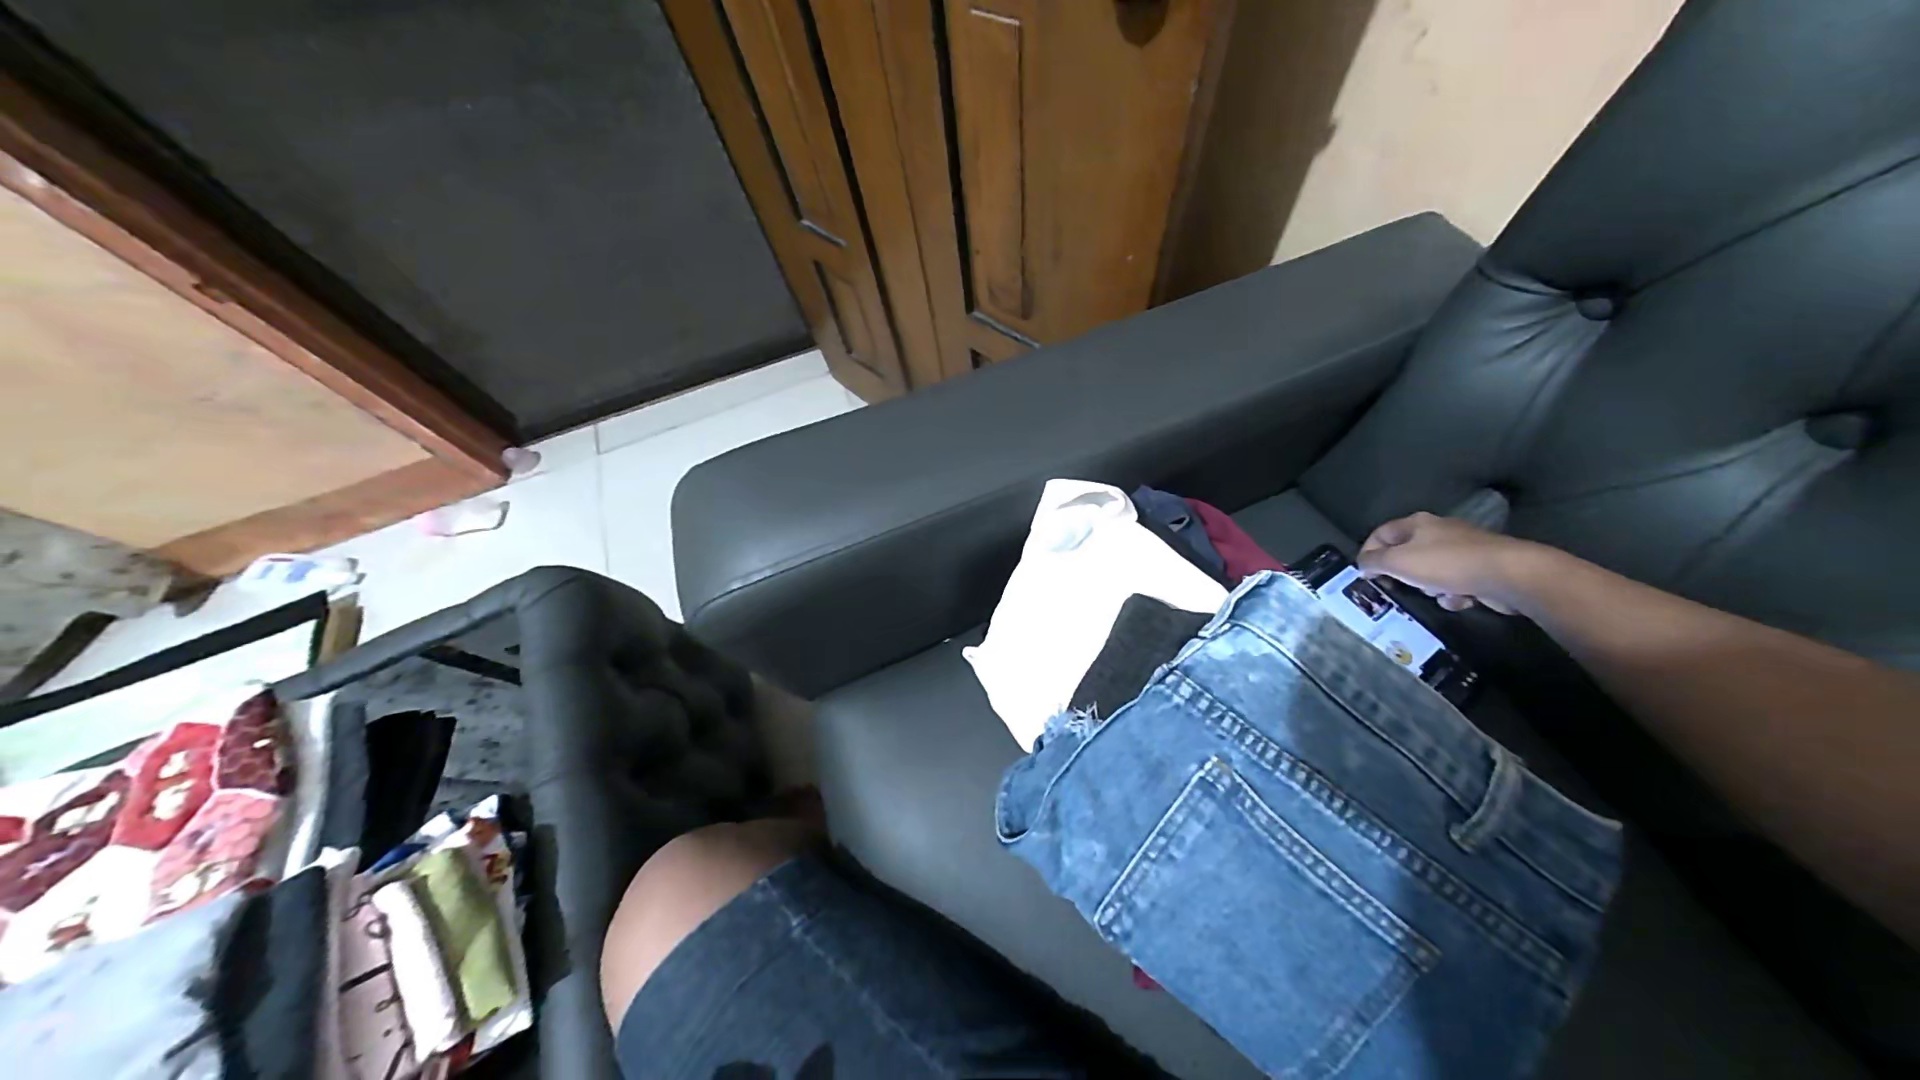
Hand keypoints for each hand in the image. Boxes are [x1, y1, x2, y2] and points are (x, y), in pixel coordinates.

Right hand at [1357, 512, 1550, 614]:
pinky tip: (1460, 598)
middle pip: (1406, 555)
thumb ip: (1373, 562)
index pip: (1380, 534)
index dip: (1368, 554)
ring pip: (1430, 571)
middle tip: (1400, 587)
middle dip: (1403, 574)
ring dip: (1429, 587)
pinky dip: (1453, 593)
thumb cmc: (1445, 563)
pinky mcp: (1481, 567)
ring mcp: (1463, 548)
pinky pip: (1454, 582)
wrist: (1508, 574)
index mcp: (1417, 523)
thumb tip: (1363, 564)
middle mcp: (1439, 531)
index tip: (1367, 576)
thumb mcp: (1398, 562)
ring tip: (1438, 594)